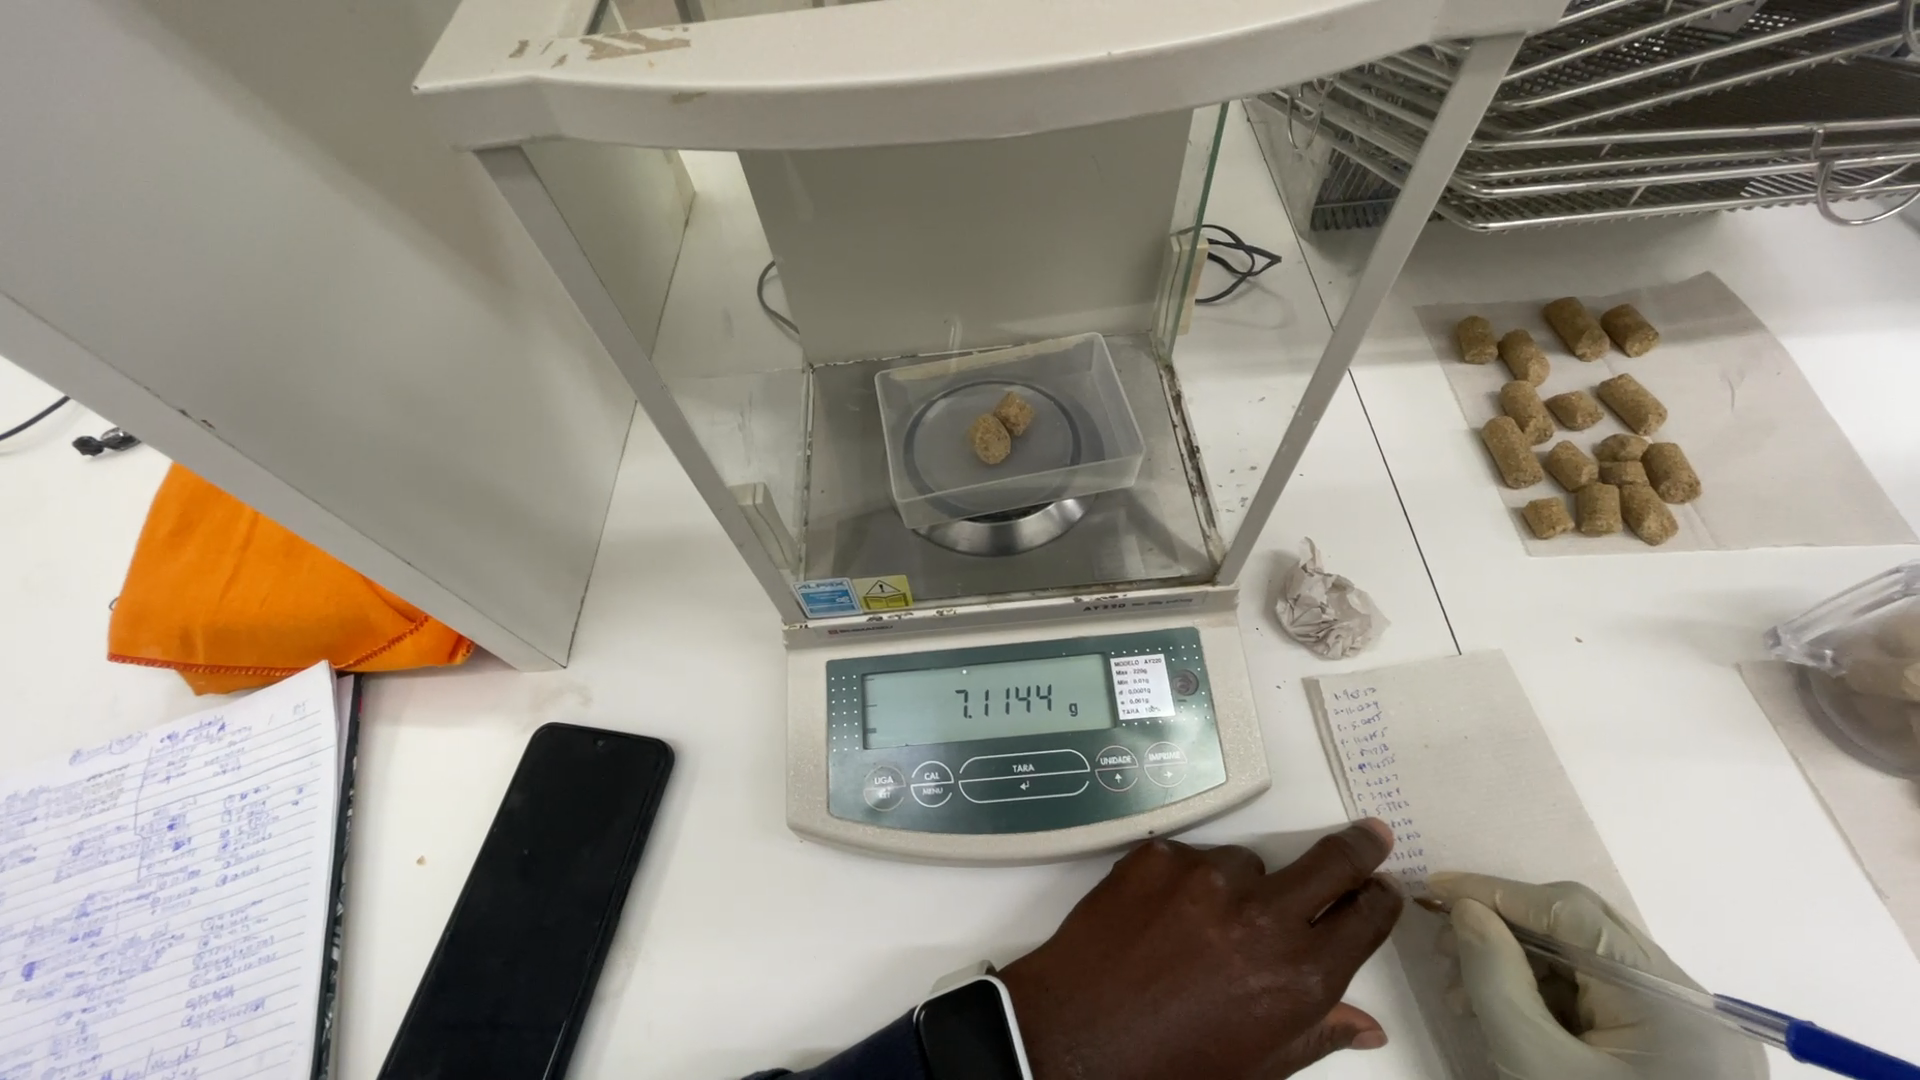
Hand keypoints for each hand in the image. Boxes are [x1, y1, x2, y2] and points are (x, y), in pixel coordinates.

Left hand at [999, 822, 1404, 1079]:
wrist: (1077, 1034)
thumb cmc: (1175, 1061)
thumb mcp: (1259, 1063)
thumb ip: (1317, 1032)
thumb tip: (1369, 1024)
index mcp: (1299, 974)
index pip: (1364, 919)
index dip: (1378, 902)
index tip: (1380, 888)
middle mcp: (1261, 914)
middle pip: (1329, 863)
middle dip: (1356, 848)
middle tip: (1369, 834)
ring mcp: (1205, 875)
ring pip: (1248, 861)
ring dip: (1242, 884)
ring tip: (1203, 926)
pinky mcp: (1158, 854)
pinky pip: (1190, 857)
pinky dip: (1187, 879)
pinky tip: (1162, 915)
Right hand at [1429, 873, 1766, 1079]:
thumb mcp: (1533, 1060)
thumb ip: (1495, 975)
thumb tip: (1466, 908)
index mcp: (1673, 1005)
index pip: (1570, 913)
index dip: (1497, 892)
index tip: (1434, 888)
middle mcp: (1687, 1007)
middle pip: (1579, 930)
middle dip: (1503, 926)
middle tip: (1443, 938)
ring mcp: (1679, 1032)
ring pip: (1580, 961)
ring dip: (1512, 961)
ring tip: (1459, 987)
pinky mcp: (1662, 1053)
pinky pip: (1591, 997)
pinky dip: (1536, 992)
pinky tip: (1494, 1010)